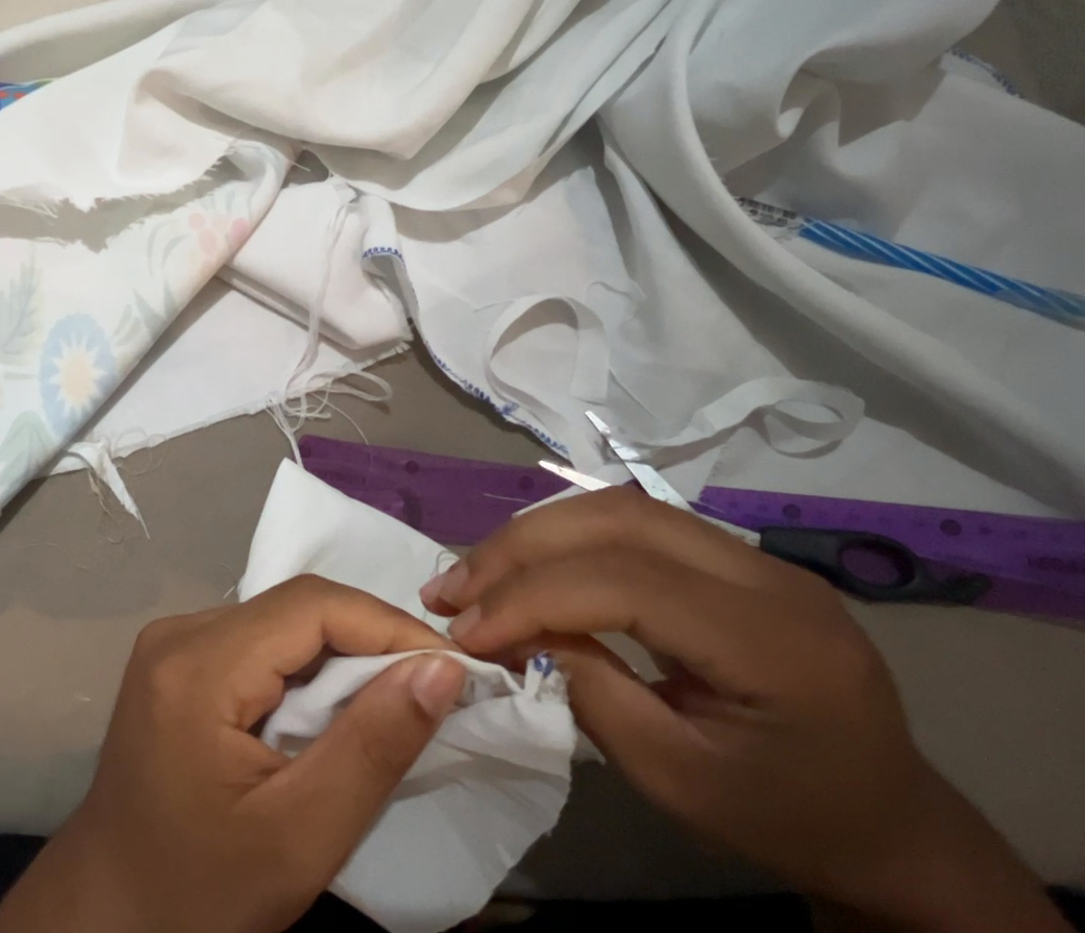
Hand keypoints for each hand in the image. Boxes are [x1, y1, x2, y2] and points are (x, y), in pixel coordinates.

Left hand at [0, 574, 466, 932]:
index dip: (391, 627)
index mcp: (196, 666)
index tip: (457, 673)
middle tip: (435, 694)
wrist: (110, 909)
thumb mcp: (301, 833)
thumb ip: (373, 745)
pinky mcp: (174, 666)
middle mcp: (177, 634)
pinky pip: (256, 645)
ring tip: (393, 708)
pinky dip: (305, 672)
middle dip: (371, 642)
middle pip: (294, 608)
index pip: (311, 605)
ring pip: (279, 624)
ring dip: (341, 658)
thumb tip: (442, 667)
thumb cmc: (202, 888)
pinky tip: (332, 716)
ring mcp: (170, 646)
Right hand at [422, 488, 1065, 932]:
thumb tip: (512, 631)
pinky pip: (635, 526)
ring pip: (619, 507)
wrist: (884, 825)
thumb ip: (590, 691)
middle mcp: (772, 578)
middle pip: (618, 519)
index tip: (461, 633)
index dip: (528, 597)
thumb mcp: (671, 777)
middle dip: (517, 549)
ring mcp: (759, 560)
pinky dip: (564, 541)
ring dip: (532, 536)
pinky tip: (525, 570)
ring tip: (472, 578)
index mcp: (774, 644)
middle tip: (448, 592)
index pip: (624, 582)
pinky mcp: (738, 561)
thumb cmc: (778, 816)